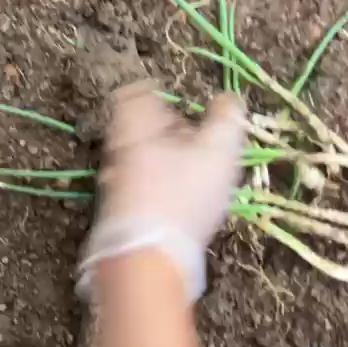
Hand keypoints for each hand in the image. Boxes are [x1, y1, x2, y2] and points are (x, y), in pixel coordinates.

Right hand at [81, 83, 245, 301]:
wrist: (142, 261)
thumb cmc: (148, 195)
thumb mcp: (136, 141)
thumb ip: (136, 108)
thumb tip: (135, 85)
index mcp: (221, 148)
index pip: (228, 109)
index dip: (210, 97)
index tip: (194, 95)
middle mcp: (222, 176)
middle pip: (200, 140)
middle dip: (169, 132)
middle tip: (142, 128)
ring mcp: (204, 205)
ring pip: (180, 168)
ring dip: (152, 160)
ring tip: (120, 161)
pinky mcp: (182, 228)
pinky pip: (168, 195)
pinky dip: (147, 185)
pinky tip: (119, 189)